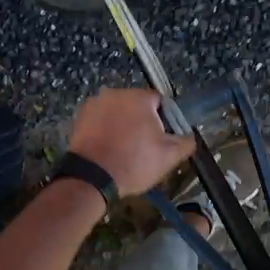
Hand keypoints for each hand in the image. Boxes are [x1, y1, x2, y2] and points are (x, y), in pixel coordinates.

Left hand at [66, 88, 194, 195]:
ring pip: (117, 111)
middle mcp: (114, 93)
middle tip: (144, 146)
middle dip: (142, 121)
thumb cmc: (134, 163)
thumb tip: (189, 136)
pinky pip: (100, 119)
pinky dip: (105, 129)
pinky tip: (108, 148)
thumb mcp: (169, 156)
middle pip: (136, 104)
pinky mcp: (79, 116)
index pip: (159, 101)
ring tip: (124, 149)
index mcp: (138, 97)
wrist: (92, 177)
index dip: (165, 120)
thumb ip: (186, 141)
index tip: (163, 139)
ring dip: (122, 124)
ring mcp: (94, 103)